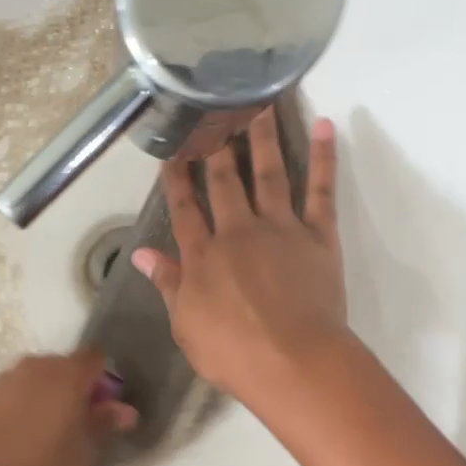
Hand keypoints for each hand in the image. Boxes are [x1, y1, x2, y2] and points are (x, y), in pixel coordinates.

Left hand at [0, 349, 136, 465]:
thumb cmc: (38, 462)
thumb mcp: (83, 450)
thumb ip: (105, 424)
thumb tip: (127, 409)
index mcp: (66, 373)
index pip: (96, 359)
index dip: (106, 384)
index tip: (105, 415)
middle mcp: (34, 368)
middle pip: (67, 383)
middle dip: (78, 418)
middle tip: (84, 456)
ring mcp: (5, 383)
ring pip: (41, 406)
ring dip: (54, 438)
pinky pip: (17, 416)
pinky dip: (28, 440)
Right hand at [133, 109, 354, 408]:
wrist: (292, 361)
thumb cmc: (232, 353)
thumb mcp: (186, 326)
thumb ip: (169, 284)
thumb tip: (143, 255)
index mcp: (202, 257)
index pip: (184, 209)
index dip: (176, 179)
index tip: (172, 150)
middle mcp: (238, 232)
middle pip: (224, 181)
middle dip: (216, 144)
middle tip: (214, 110)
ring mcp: (281, 229)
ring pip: (269, 174)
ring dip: (263, 137)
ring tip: (260, 103)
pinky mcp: (319, 236)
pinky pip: (321, 191)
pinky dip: (323, 158)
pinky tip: (323, 126)